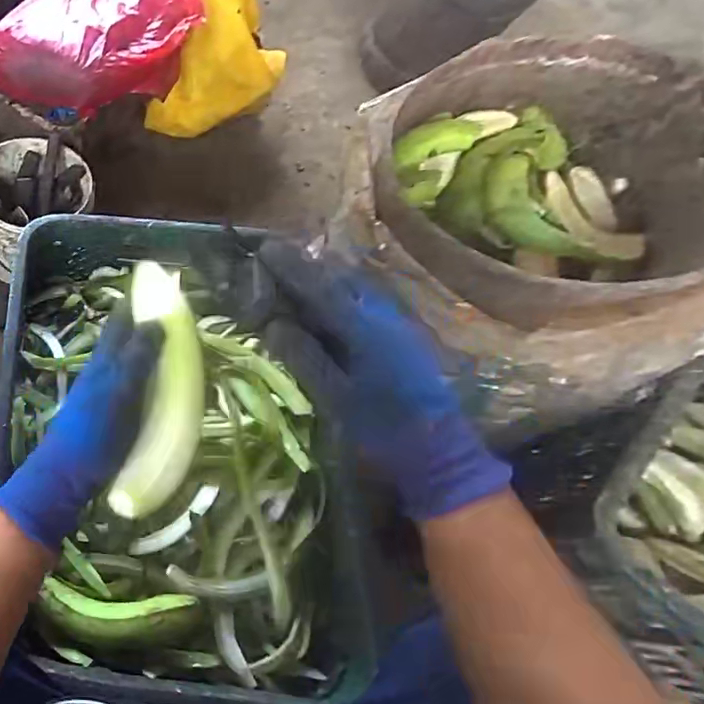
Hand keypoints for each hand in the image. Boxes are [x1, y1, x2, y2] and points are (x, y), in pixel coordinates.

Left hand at [0, 309, 162, 547]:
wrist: (64, 474)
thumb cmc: (96, 434)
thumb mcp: (121, 394)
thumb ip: (138, 358)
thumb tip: (156, 320)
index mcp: (105, 361)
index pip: (122, 321)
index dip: (136, 303)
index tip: (156, 285)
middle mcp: (99, 370)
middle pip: (119, 337)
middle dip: (137, 321)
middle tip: (162, 310)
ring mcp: (97, 391)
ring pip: (119, 358)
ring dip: (136, 345)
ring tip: (157, 340)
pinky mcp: (99, 412)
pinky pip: (122, 380)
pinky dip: (135, 371)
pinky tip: (143, 380)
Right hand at [257, 239, 509, 519]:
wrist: (439, 454)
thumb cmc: (381, 431)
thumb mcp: (336, 398)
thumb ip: (306, 358)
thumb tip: (273, 323)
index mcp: (365, 329)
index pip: (320, 288)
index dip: (291, 269)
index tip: (264, 249)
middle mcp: (383, 317)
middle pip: (339, 281)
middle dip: (305, 268)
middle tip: (272, 259)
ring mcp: (396, 326)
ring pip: (352, 291)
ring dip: (321, 280)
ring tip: (289, 275)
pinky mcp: (400, 338)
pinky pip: (361, 305)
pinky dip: (336, 298)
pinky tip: (319, 305)